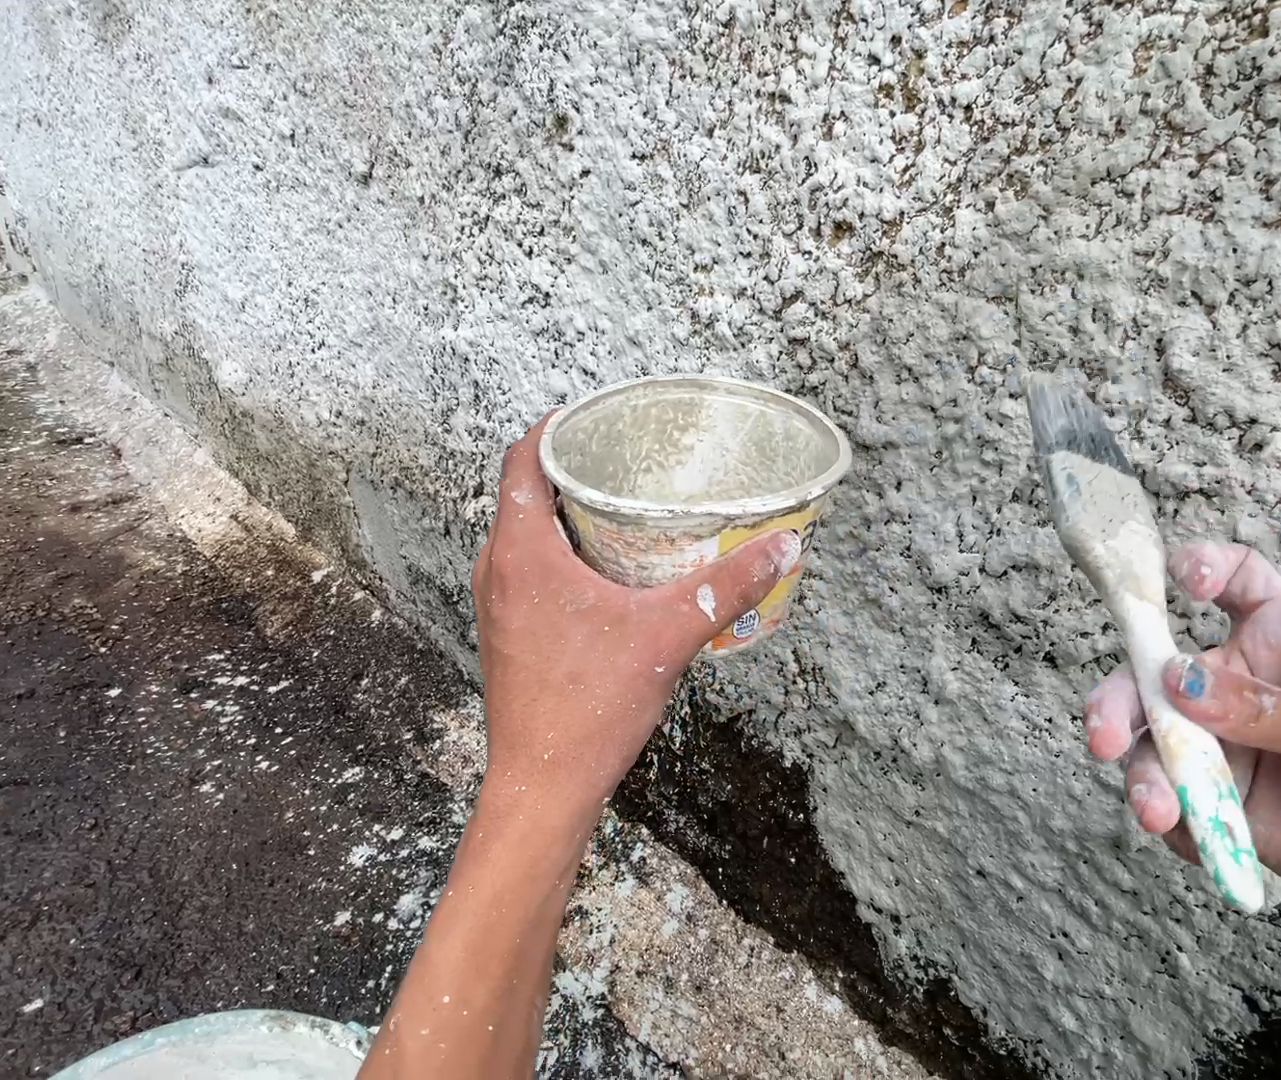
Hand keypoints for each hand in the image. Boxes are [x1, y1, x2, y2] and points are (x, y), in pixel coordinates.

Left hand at [472, 418, 800, 822]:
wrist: (544, 785)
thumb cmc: (591, 708)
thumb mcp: (668, 636)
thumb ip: (726, 588)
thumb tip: (783, 546)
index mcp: (522, 553)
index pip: (521, 461)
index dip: (553, 429)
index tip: (593, 418)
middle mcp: (497, 569)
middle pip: (523, 493)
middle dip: (569, 469)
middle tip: (624, 462)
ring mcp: (496, 602)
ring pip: (523, 533)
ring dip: (563, 513)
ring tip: (620, 507)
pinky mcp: (506, 629)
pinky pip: (526, 567)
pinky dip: (557, 550)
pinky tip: (604, 569)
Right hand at [1084, 543, 1280, 948]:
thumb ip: (1270, 710)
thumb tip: (1175, 682)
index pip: (1239, 582)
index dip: (1201, 567)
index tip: (1178, 581)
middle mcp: (1243, 685)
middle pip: (1157, 669)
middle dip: (1120, 699)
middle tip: (1105, 736)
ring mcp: (1226, 743)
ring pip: (1150, 737)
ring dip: (1141, 770)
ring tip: (1155, 808)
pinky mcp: (1220, 798)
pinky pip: (1170, 795)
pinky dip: (1168, 814)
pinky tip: (1191, 833)